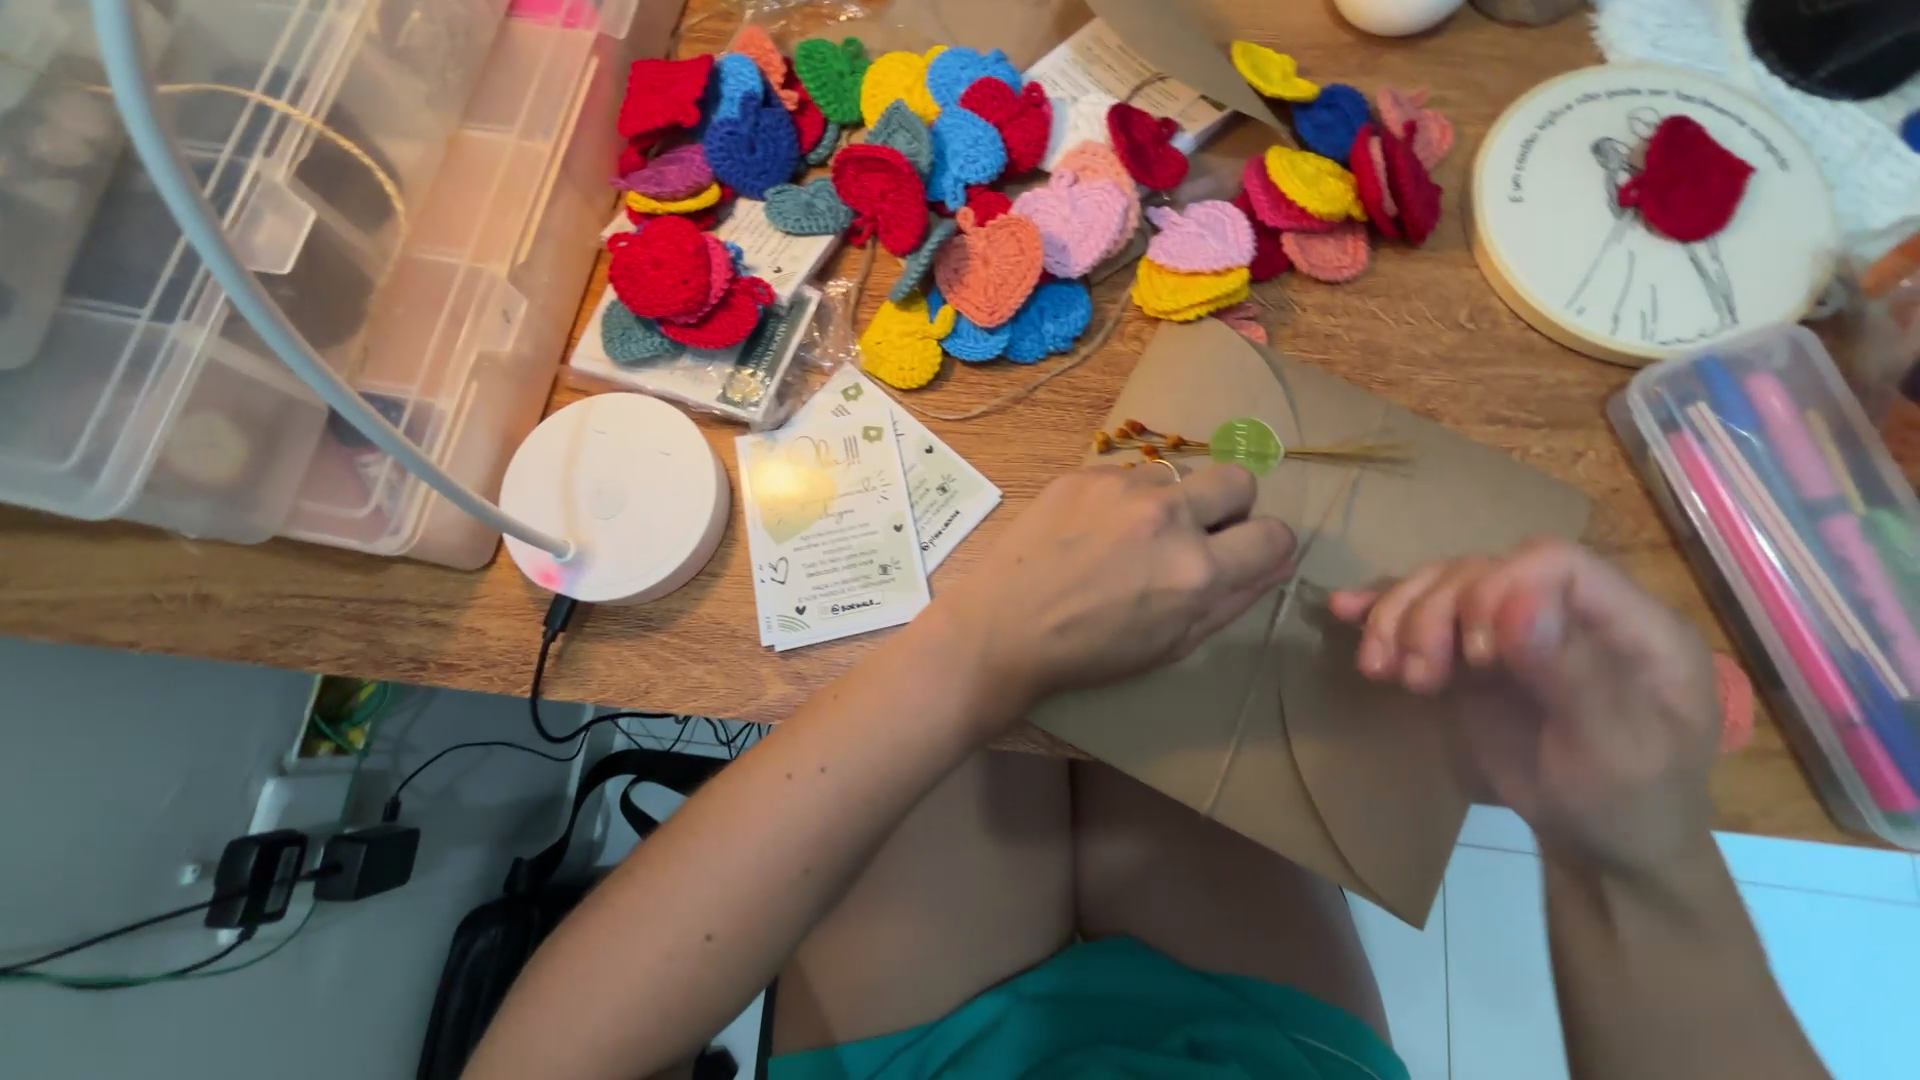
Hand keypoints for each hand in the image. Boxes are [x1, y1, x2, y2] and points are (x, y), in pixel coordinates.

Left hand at [940, 463, 1295, 716]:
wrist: (1001, 629)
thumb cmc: (1089, 652)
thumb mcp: (1171, 644)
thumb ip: (1233, 601)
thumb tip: (1278, 563)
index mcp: (1196, 569)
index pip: (1274, 534)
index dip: (1267, 547)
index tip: (1247, 555)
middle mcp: (1166, 516)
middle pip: (1238, 479)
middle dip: (1231, 507)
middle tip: (1198, 535)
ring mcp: (1121, 488)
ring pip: (1177, 475)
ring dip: (1169, 502)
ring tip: (1129, 538)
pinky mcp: (1081, 476)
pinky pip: (1124, 475)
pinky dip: (1121, 499)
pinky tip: (1090, 531)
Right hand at [1329, 540, 1720, 880]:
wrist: (1597, 843)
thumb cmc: (1625, 802)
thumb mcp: (1612, 747)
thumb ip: (1572, 671)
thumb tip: (1513, 603)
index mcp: (1627, 622)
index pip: (1550, 563)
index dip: (1496, 591)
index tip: (1477, 658)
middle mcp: (1566, 610)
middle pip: (1480, 570)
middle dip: (1433, 614)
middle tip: (1420, 678)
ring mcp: (1514, 628)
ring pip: (1442, 586)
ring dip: (1398, 619)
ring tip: (1380, 669)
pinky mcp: (1471, 651)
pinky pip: (1422, 613)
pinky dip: (1381, 611)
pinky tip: (1345, 611)